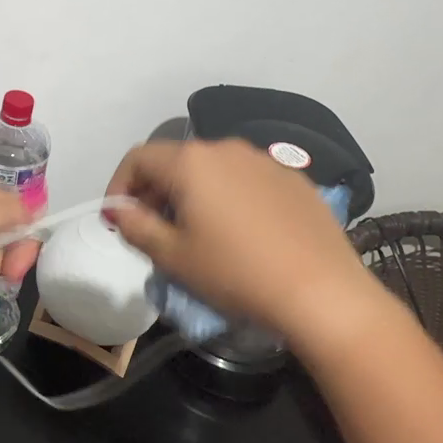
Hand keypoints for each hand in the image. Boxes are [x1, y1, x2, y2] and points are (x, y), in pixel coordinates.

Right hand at [104, 140, 382, 342]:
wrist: (324, 293)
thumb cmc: (236, 273)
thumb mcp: (173, 257)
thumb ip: (135, 227)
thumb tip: (119, 211)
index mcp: (189, 162)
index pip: (138, 158)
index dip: (119, 185)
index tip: (119, 219)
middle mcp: (224, 149)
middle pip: (174, 160)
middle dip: (155, 190)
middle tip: (154, 229)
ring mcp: (264, 161)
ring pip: (212, 169)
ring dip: (193, 192)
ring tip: (198, 232)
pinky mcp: (294, 179)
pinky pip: (246, 180)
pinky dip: (230, 197)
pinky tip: (242, 234)